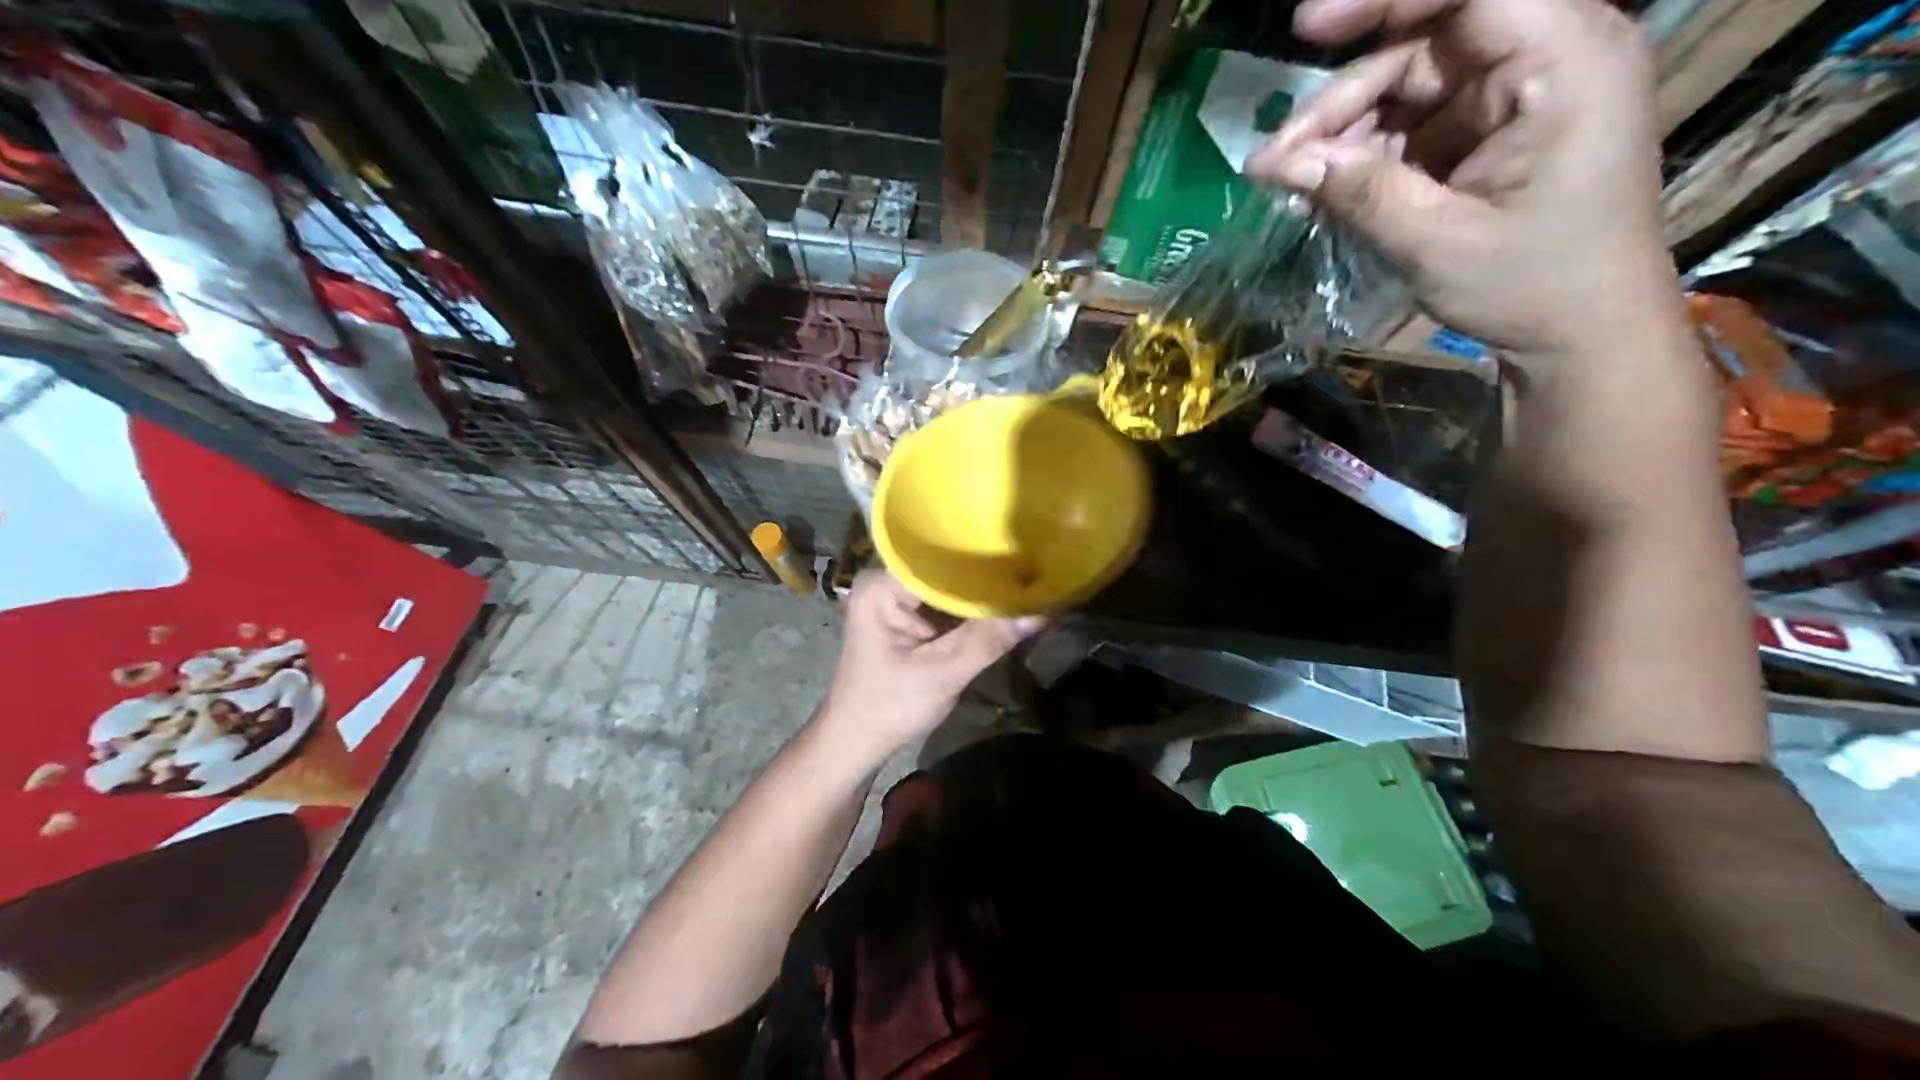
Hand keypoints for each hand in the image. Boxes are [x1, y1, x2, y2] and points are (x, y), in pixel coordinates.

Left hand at [812, 571, 1042, 764]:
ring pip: (948, 583)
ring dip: (982, 589)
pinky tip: (1004, 602)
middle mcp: (884, 579)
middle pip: (945, 566)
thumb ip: (989, 640)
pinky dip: (971, 606)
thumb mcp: (943, 675)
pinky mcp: (904, 612)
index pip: (941, 556)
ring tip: (1029, 581)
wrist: (855, 741)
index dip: (984, 557)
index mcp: (881, 585)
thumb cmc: (889, 708)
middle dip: (988, 573)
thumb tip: (1043, 609)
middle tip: (1037, 569)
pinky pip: (944, 600)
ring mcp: (894, 595)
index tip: (1027, 555)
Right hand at [1246, 0, 1682, 358]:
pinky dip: (1364, 156)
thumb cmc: (1532, 284)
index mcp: (1564, 59)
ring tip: (1293, 186)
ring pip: (1406, 86)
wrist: (1580, 332)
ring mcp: (1512, 96)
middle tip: (1277, 161)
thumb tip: (1277, 165)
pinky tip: (1326, 191)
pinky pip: (1411, 125)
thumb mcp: (1437, 242)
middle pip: (1422, 44)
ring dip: (1344, 134)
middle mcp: (1544, 57)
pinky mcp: (1487, 131)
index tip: (1308, 29)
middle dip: (1342, 100)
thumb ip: (1360, 193)